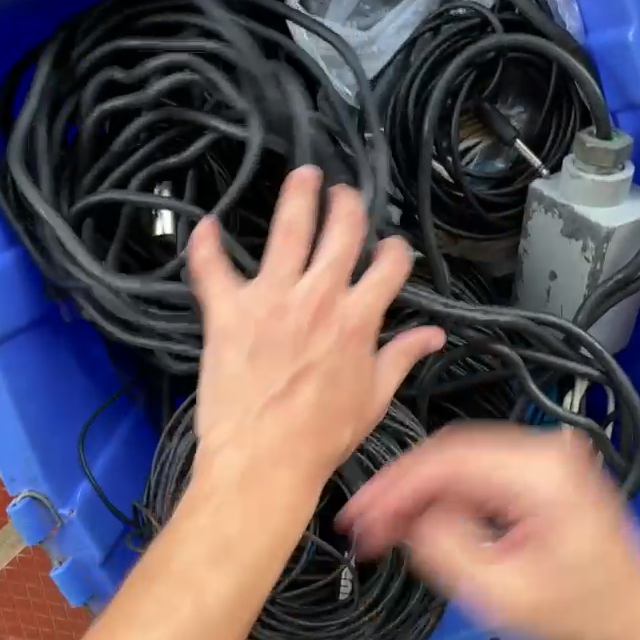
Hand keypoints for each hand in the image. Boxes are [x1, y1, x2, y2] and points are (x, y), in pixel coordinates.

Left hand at [186, 165, 444, 491]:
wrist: (264, 462)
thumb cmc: (320, 437)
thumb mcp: (374, 398)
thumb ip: (403, 357)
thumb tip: (434, 336)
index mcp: (358, 320)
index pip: (389, 265)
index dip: (395, 251)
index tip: (391, 250)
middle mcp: (318, 298)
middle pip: (342, 230)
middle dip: (348, 204)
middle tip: (343, 193)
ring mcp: (271, 300)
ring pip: (288, 230)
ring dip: (298, 196)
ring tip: (303, 176)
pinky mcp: (228, 312)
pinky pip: (212, 269)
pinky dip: (205, 245)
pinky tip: (205, 223)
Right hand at [338, 423, 639, 639]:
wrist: (634, 621)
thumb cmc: (578, 615)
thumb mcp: (501, 594)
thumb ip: (445, 547)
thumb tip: (412, 516)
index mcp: (541, 470)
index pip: (448, 460)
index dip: (394, 486)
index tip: (357, 517)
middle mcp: (544, 448)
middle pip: (450, 452)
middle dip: (400, 487)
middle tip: (360, 522)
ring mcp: (545, 455)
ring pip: (459, 458)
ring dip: (418, 489)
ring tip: (381, 523)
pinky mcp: (540, 468)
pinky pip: (478, 470)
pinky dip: (444, 492)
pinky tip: (418, 516)